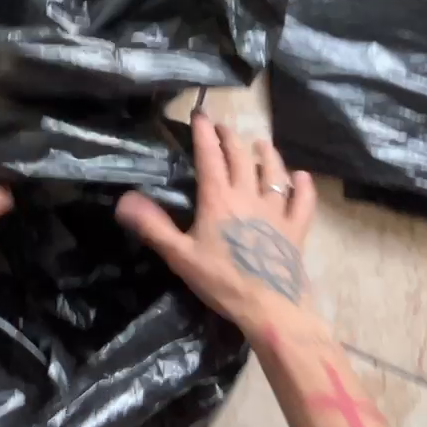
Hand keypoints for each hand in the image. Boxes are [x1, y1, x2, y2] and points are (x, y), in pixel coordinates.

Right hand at [115, 112, 317, 333]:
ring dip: (267, 154)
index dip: (203, 132)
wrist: (274, 312)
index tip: (198, 114)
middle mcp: (248, 196)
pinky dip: (303, 186)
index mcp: (218, 199)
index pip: (209, 155)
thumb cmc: (223, 282)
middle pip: (240, 157)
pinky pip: (303, 202)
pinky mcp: (296, 230)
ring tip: (260, 143)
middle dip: (230, 137)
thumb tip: (124, 200)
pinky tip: (301, 177)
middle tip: (222, 127)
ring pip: (273, 173)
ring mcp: (276, 212)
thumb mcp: (180, 256)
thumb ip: (153, 226)